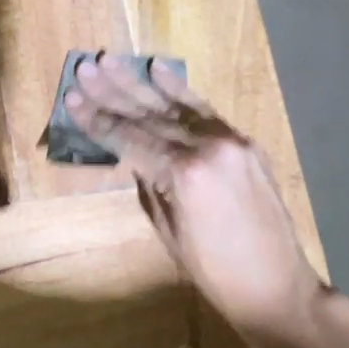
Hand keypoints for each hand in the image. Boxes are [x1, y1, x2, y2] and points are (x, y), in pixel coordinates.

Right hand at [64, 54, 322, 334]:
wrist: (276, 286)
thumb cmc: (215, 272)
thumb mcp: (169, 229)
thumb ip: (150, 182)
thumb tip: (134, 153)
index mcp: (186, 174)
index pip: (131, 139)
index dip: (99, 121)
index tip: (72, 99)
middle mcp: (208, 147)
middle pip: (149, 115)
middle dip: (112, 93)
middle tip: (84, 69)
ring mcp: (230, 140)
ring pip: (174, 106)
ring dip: (139, 83)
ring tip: (109, 61)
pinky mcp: (243, 142)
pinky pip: (205, 110)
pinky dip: (180, 90)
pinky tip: (157, 70)